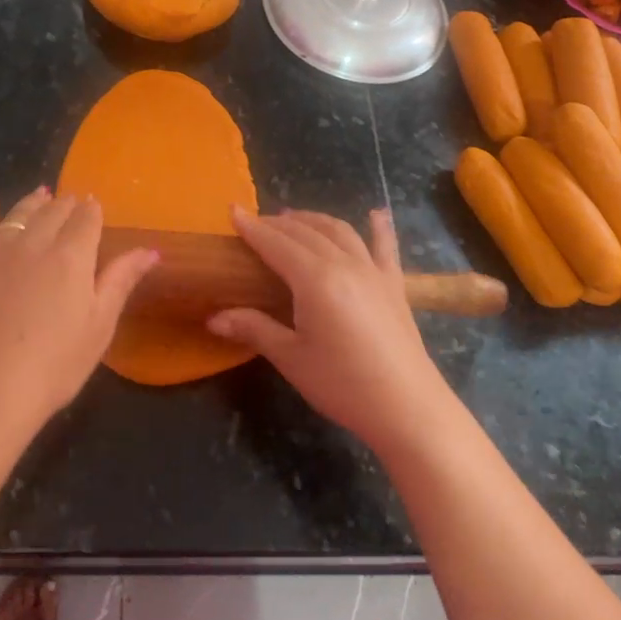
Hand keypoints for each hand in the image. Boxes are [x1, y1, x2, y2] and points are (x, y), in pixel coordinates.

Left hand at [0, 189, 157, 439]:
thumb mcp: (100, 324)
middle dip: (67, 205)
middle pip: (54, 212)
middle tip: (74, 203)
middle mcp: (35, 243)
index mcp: (72, 256)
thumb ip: (121, 280)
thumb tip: (150, 249)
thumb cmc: (58, 363)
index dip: (93, 211)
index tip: (96, 208)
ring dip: (34, 202)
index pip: (87, 219)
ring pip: (19, 214)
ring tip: (42, 193)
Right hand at [208, 208, 454, 454]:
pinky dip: (378, 227)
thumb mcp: (291, 358)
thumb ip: (254, 329)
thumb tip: (213, 318)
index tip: (232, 212)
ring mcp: (374, 271)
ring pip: (340, 231)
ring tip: (294, 219)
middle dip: (278, 224)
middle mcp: (345, 263)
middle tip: (255, 223)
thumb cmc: (342, 384)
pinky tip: (376, 214)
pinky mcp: (394, 286)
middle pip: (306, 232)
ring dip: (314, 221)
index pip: (277, 244)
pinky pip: (385, 246)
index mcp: (315, 278)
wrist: (407, 407)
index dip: (252, 228)